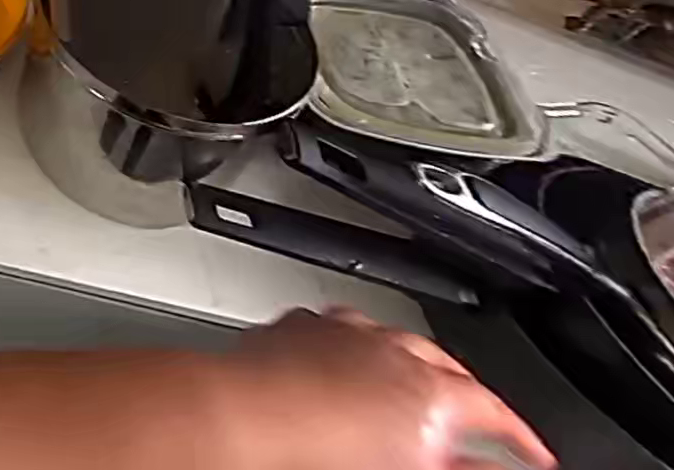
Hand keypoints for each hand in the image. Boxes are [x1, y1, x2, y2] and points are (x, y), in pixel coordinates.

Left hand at [217, 307, 554, 469]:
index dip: (520, 435)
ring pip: (382, 332)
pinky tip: (346, 355)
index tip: (530, 453)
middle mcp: (379, 343)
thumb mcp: (416, 465)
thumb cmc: (327, 446)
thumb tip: (486, 466)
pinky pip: (330, 325)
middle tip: (478, 415)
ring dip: (403, 355)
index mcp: (426, 384)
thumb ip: (459, 465)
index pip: (492, 406)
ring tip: (414, 380)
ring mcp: (329, 326)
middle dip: (462, 385)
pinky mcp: (289, 324)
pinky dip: (348, 341)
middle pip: (438, 358)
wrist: (250, 412)